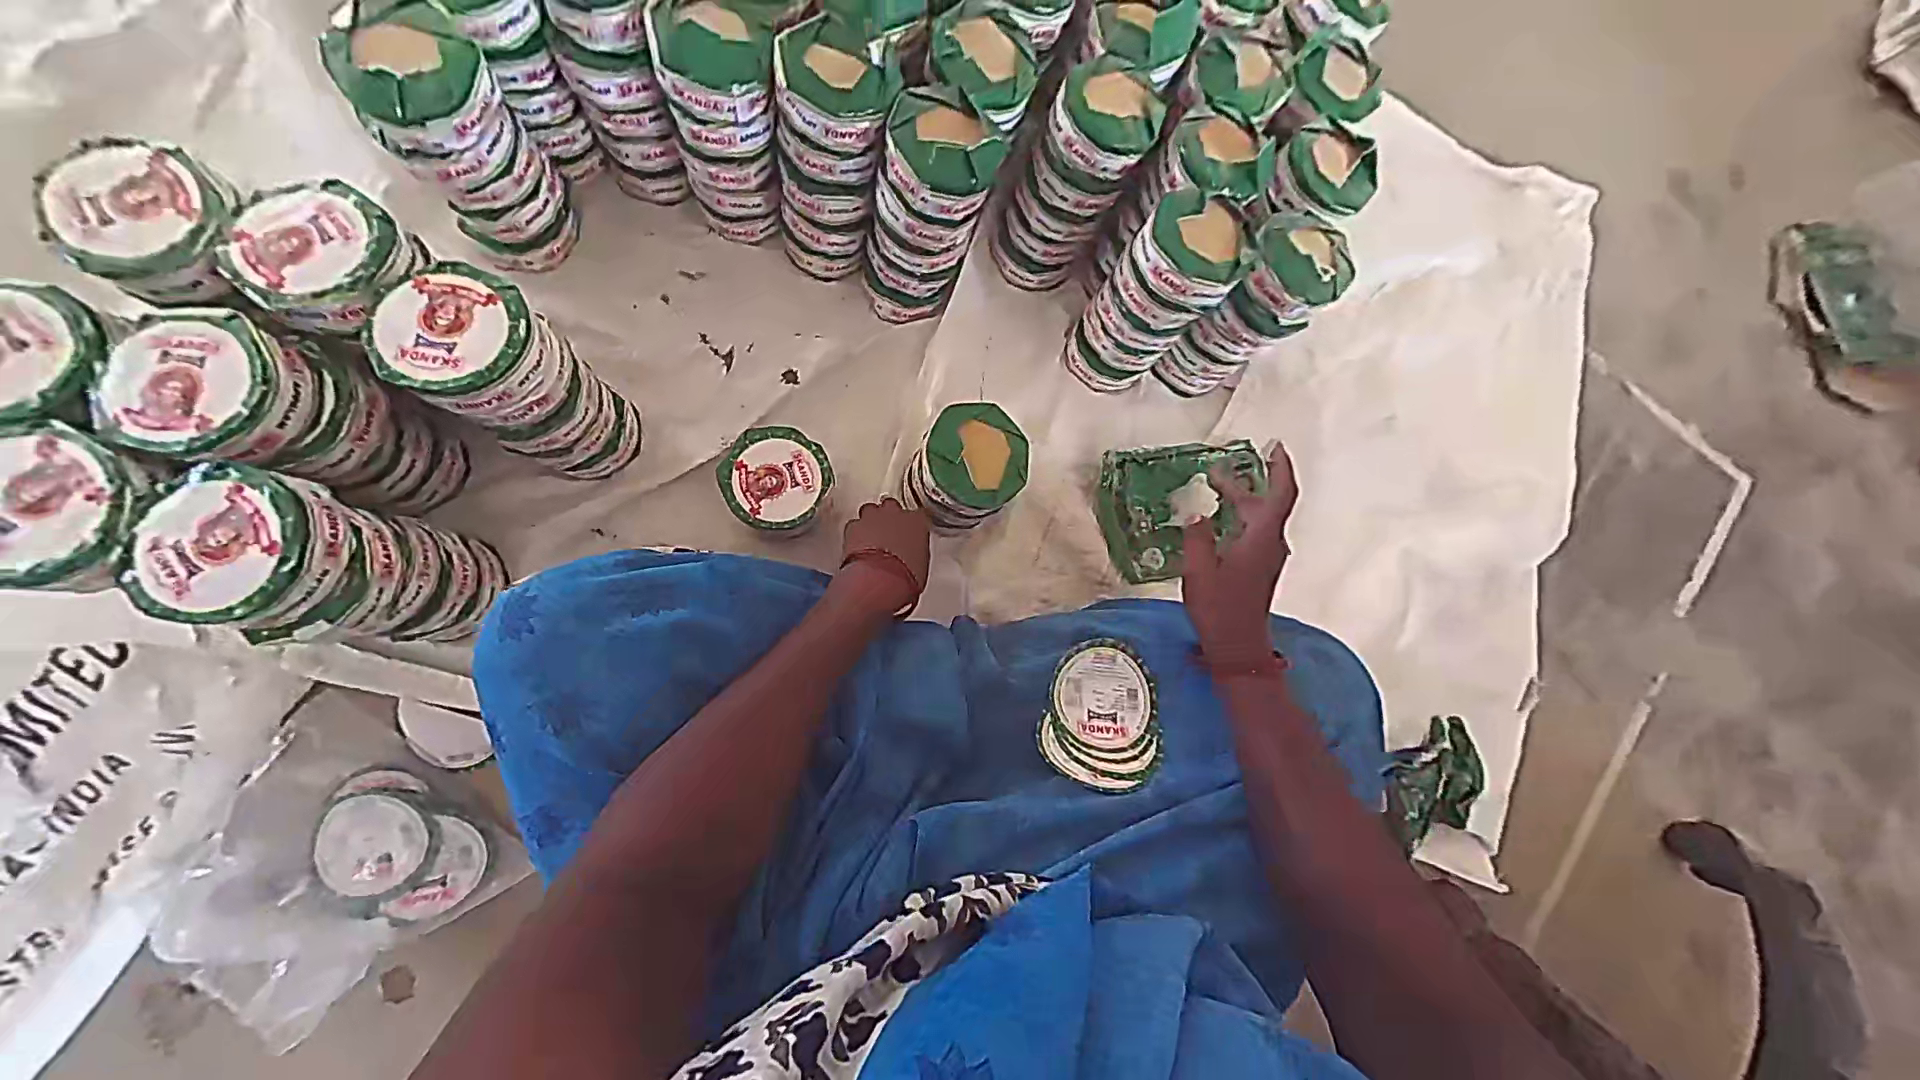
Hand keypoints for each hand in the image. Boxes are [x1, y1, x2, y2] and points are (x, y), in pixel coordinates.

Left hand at [836, 497, 930, 614]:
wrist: (880, 580)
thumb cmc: (904, 576)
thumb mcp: (920, 564)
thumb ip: (915, 551)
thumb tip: (911, 556)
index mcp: (918, 521)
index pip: (919, 515)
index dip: (912, 524)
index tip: (910, 533)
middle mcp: (895, 513)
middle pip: (891, 506)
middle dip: (889, 517)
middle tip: (889, 534)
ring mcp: (873, 517)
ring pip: (870, 510)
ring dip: (871, 522)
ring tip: (871, 539)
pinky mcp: (853, 526)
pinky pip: (854, 524)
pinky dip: (855, 533)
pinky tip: (857, 546)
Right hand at [1181, 442, 1299, 666]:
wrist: (1237, 645)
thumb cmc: (1220, 608)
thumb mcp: (1199, 570)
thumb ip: (1197, 537)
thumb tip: (1195, 515)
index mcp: (1262, 539)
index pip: (1280, 495)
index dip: (1281, 468)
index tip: (1275, 447)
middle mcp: (1270, 544)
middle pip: (1264, 504)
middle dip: (1242, 484)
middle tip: (1215, 470)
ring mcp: (1265, 557)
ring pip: (1257, 519)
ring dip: (1238, 501)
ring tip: (1211, 489)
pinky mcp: (1257, 568)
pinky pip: (1251, 533)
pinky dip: (1236, 519)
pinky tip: (1214, 521)